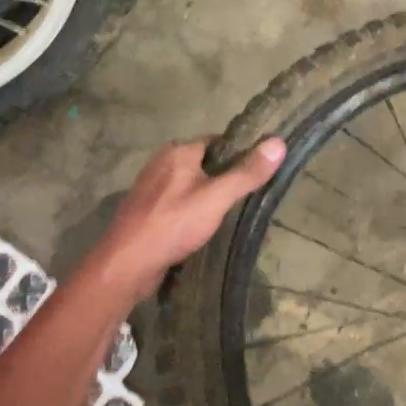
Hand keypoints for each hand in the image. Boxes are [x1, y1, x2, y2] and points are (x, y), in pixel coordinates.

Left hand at [81, 136, 285, 299]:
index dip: (241, 153)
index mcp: (179, 151)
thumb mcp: (217, 198)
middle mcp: (162, 162)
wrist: (126, 264)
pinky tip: (203, 225)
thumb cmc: (173, 224)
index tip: (260, 170)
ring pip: (190, 182)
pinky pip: (177, 200)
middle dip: (225, 175)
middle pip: (204, 162)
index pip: (219, 141)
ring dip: (208, 193)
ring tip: (230, 212)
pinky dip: (192, 208)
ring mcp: (151, 187)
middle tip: (249, 195)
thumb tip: (279, 142)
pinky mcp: (146, 210)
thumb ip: (247, 172)